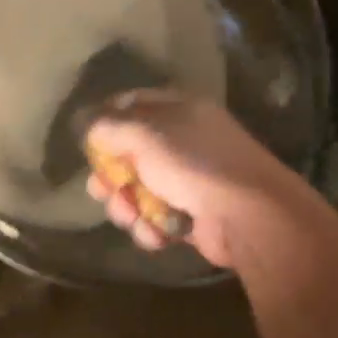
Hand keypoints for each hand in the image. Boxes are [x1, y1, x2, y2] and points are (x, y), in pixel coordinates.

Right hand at [83, 89, 319, 268]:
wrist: (249, 217)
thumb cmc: (193, 164)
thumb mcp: (143, 134)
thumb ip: (108, 126)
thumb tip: (89, 127)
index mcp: (177, 110)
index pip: (130, 104)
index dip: (105, 121)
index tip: (89, 141)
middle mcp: (182, 141)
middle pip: (127, 153)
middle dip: (110, 176)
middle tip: (103, 189)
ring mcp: (187, 179)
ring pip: (136, 190)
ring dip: (126, 206)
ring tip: (132, 216)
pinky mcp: (190, 214)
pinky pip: (154, 217)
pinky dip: (151, 227)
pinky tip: (157, 234)